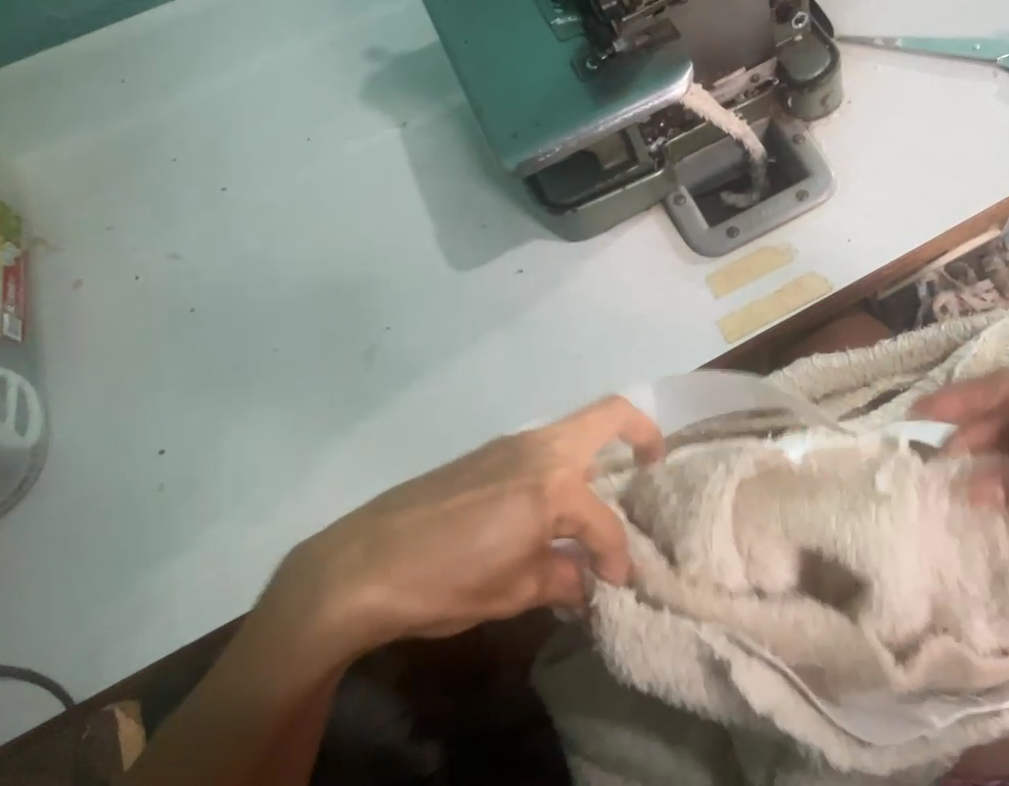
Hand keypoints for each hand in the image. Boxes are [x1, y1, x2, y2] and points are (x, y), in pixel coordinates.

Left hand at [260, 396, 663, 653]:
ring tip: (596, 505)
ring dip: (593, 458)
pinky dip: (557, 472)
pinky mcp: (480, 456)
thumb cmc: (443, 582)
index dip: (618, 557)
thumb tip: (587, 581)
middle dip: (641, 432)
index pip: (605, 523)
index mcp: (552, 482)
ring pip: (570, 433)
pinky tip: (544, 514)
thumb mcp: (513, 592)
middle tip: (653, 464)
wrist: (355, 568)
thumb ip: (563, 579)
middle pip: (605, 416)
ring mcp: (505, 446)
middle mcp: (536, 449)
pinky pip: (537, 452)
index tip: (616, 585)